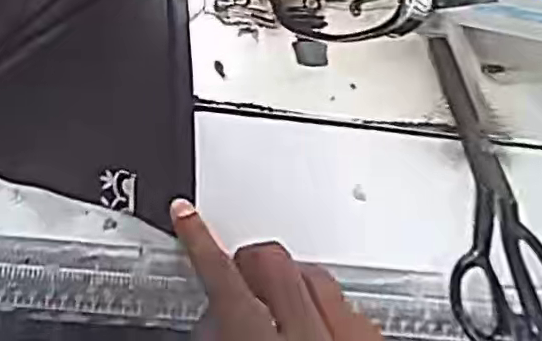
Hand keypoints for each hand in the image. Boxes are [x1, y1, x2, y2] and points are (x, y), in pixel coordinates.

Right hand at [171, 199, 384, 340]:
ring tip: (277, 307)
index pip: (224, 280)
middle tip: (232, 278)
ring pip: (319, 280)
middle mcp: (313, 339)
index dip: (198, 240)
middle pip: (274, 263)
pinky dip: (334, 310)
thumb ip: (217, 331)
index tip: (185, 213)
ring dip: (293, 283)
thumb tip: (204, 317)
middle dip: (248, 260)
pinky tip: (322, 329)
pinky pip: (356, 313)